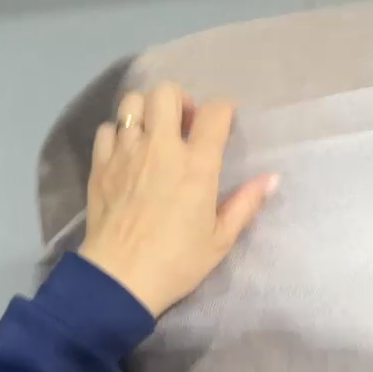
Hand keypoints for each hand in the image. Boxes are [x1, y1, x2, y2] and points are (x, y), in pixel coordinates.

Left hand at [78, 82, 278, 316]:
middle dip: (179, 101)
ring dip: (145, 111)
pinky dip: (118, 134)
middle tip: (182, 127)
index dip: (223, 111)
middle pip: (167, 92)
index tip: (223, 125)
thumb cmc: (176, 262)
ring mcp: (126, 152)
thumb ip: (245, 204)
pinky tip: (125, 154)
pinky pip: (107, 129)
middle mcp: (160, 147)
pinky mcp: (100, 165)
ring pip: (132, 103)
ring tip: (151, 135)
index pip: (215, 112)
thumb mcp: (219, 240)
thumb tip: (272, 178)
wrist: (120, 279)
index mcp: (197, 164)